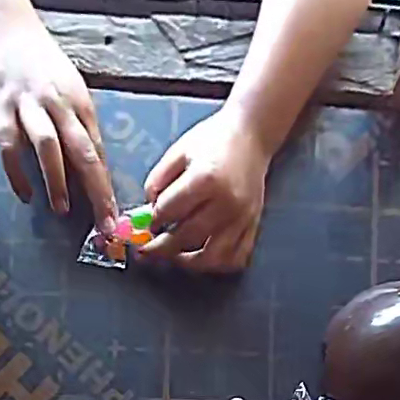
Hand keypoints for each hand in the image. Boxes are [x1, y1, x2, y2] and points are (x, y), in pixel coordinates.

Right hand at [0, 8, 117, 231]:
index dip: (107, 189)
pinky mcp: (0, 107)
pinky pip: (9, 147)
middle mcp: (59, 104)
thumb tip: (96, 175)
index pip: (99, 153)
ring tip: (63, 210)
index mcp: (81, 103)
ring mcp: (29, 105)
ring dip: (57, 180)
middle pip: (83, 152)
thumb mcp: (72, 93)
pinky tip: (25, 194)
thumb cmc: (44, 67)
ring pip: (48, 147)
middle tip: (102, 223)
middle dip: (96, 191)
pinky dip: (17, 173)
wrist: (6, 24)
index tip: (114, 219)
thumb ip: (82, 131)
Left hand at [139, 104, 271, 271]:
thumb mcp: (179, 151)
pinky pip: (235, 259)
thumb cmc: (212, 141)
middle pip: (187, 237)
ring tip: (174, 258)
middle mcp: (226, 203)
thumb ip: (158, 180)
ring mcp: (242, 218)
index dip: (153, 221)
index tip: (147, 225)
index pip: (169, 211)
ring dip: (188, 263)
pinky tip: (202, 259)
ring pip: (211, 257)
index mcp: (206, 179)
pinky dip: (217, 265)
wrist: (252, 135)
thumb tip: (146, 213)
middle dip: (162, 247)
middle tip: (148, 251)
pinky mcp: (253, 226)